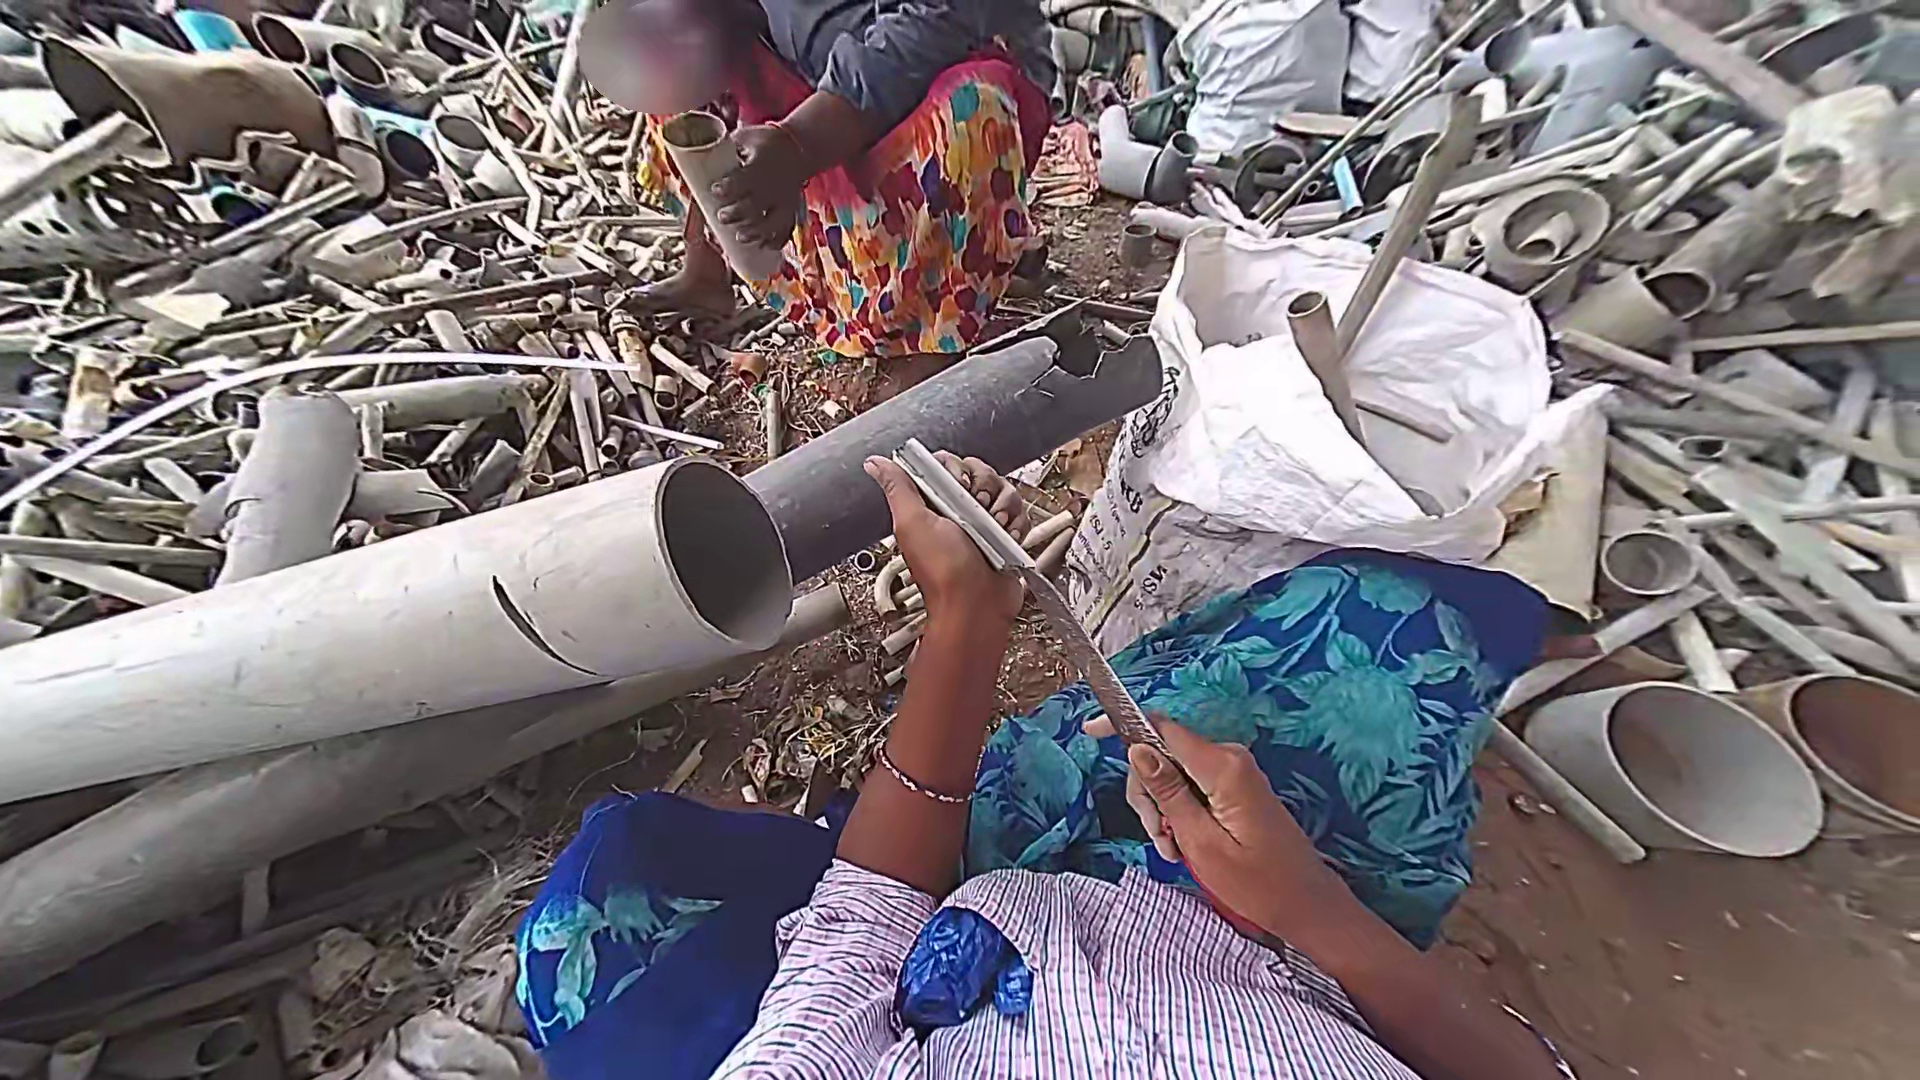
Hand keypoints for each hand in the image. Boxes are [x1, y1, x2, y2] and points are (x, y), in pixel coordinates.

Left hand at [711, 123, 806, 248]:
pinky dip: (777, 240)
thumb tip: (698, 160)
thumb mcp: (746, 138)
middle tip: (722, 217)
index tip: (715, 191)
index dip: (729, 187)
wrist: (797, 149)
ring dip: (757, 232)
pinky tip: (765, 246)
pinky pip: (786, 229)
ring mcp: (785, 202)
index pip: (744, 179)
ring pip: (774, 222)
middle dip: (739, 213)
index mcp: (762, 167)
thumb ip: (727, 150)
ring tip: (741, 237)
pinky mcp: (791, 211)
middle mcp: (775, 187)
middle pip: (756, 205)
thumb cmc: (765, 142)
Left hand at [864, 452, 1027, 628]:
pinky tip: (1006, 537)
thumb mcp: (913, 523)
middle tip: (978, 507)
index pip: (947, 465)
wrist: (976, 606)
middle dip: (984, 486)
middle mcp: (957, 512)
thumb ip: (898, 488)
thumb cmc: (944, 572)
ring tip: (995, 526)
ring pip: (1003, 490)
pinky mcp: (1004, 536)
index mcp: (931, 506)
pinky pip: (1019, 513)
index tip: (957, 486)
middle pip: (979, 473)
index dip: (956, 469)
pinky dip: (1017, 523)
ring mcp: (983, 524)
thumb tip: (874, 463)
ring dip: (1004, 506)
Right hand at [1085, 715, 1350, 940]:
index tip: (1091, 730)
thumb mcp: (1201, 843)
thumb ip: (1167, 791)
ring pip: (1170, 771)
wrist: (1310, 908)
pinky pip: (1188, 782)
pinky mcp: (1232, 782)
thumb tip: (1135, 747)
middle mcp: (1227, 756)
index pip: (1160, 727)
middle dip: (1148, 792)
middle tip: (1157, 836)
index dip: (1122, 724)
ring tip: (1172, 847)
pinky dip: (1177, 809)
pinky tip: (1182, 841)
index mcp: (1222, 766)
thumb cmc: (1259, 885)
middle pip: (1160, 753)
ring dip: (1162, 807)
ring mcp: (1232, 768)